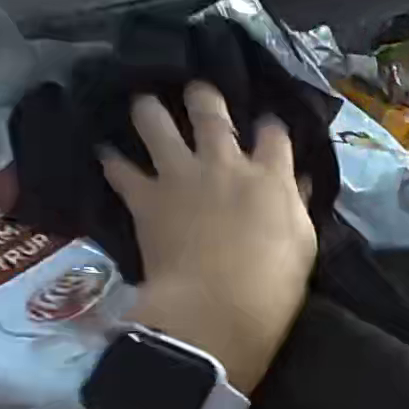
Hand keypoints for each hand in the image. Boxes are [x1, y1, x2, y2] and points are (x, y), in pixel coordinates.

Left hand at [101, 83, 315, 391]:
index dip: (270, 125)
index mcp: (269, 177)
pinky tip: (105, 155)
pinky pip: (120, 170)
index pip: (273, 132)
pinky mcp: (146, 199)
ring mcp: (180, 176)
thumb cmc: (272, 290)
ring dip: (149, 110)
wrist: (215, 313)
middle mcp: (224, 163)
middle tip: (198, 95)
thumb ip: (297, 207)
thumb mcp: (303, 248)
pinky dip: (112, 162)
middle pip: (211, 110)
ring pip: (156, 122)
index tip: (267, 129)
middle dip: (204, 97)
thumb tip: (299, 183)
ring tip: (145, 105)